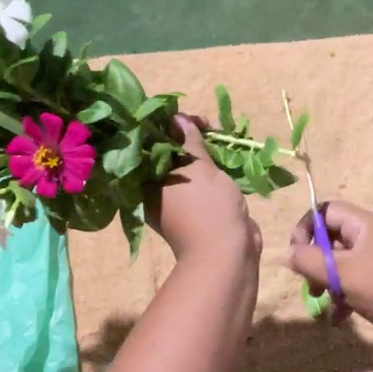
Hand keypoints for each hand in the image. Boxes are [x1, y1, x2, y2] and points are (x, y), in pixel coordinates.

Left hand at [151, 116, 260, 267]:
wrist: (226, 253)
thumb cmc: (207, 208)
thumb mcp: (199, 168)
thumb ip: (188, 141)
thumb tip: (177, 118)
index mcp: (146, 179)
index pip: (150, 139)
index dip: (170, 123)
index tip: (195, 120)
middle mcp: (154, 188)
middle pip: (167, 151)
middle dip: (189, 135)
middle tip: (209, 127)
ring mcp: (175, 199)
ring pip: (185, 164)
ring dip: (202, 150)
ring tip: (219, 139)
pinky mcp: (195, 206)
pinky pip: (198, 179)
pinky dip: (209, 168)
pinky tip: (224, 158)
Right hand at [287, 202, 372, 328]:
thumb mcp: (340, 273)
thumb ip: (309, 260)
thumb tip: (287, 253)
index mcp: (367, 224)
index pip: (328, 211)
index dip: (306, 227)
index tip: (297, 252)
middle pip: (332, 237)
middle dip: (316, 260)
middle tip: (308, 281)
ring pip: (341, 260)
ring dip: (328, 280)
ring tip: (322, 300)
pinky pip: (354, 277)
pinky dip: (343, 292)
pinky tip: (338, 316)